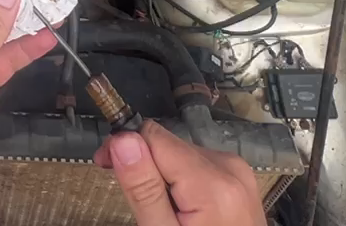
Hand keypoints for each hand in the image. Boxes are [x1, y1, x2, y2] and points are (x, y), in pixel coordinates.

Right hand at [95, 120, 266, 225]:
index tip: (108, 165)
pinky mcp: (238, 179)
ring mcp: (236, 173)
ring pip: (179, 153)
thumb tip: (122, 140)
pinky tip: (181, 208)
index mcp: (211, 183)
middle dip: (144, 165)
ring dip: (163, 174)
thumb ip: (144, 189)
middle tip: (132, 198)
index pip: (152, 135)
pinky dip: (182, 181)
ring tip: (160, 209)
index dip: (124, 148)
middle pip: (166, 144)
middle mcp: (228, 168)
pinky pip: (196, 165)